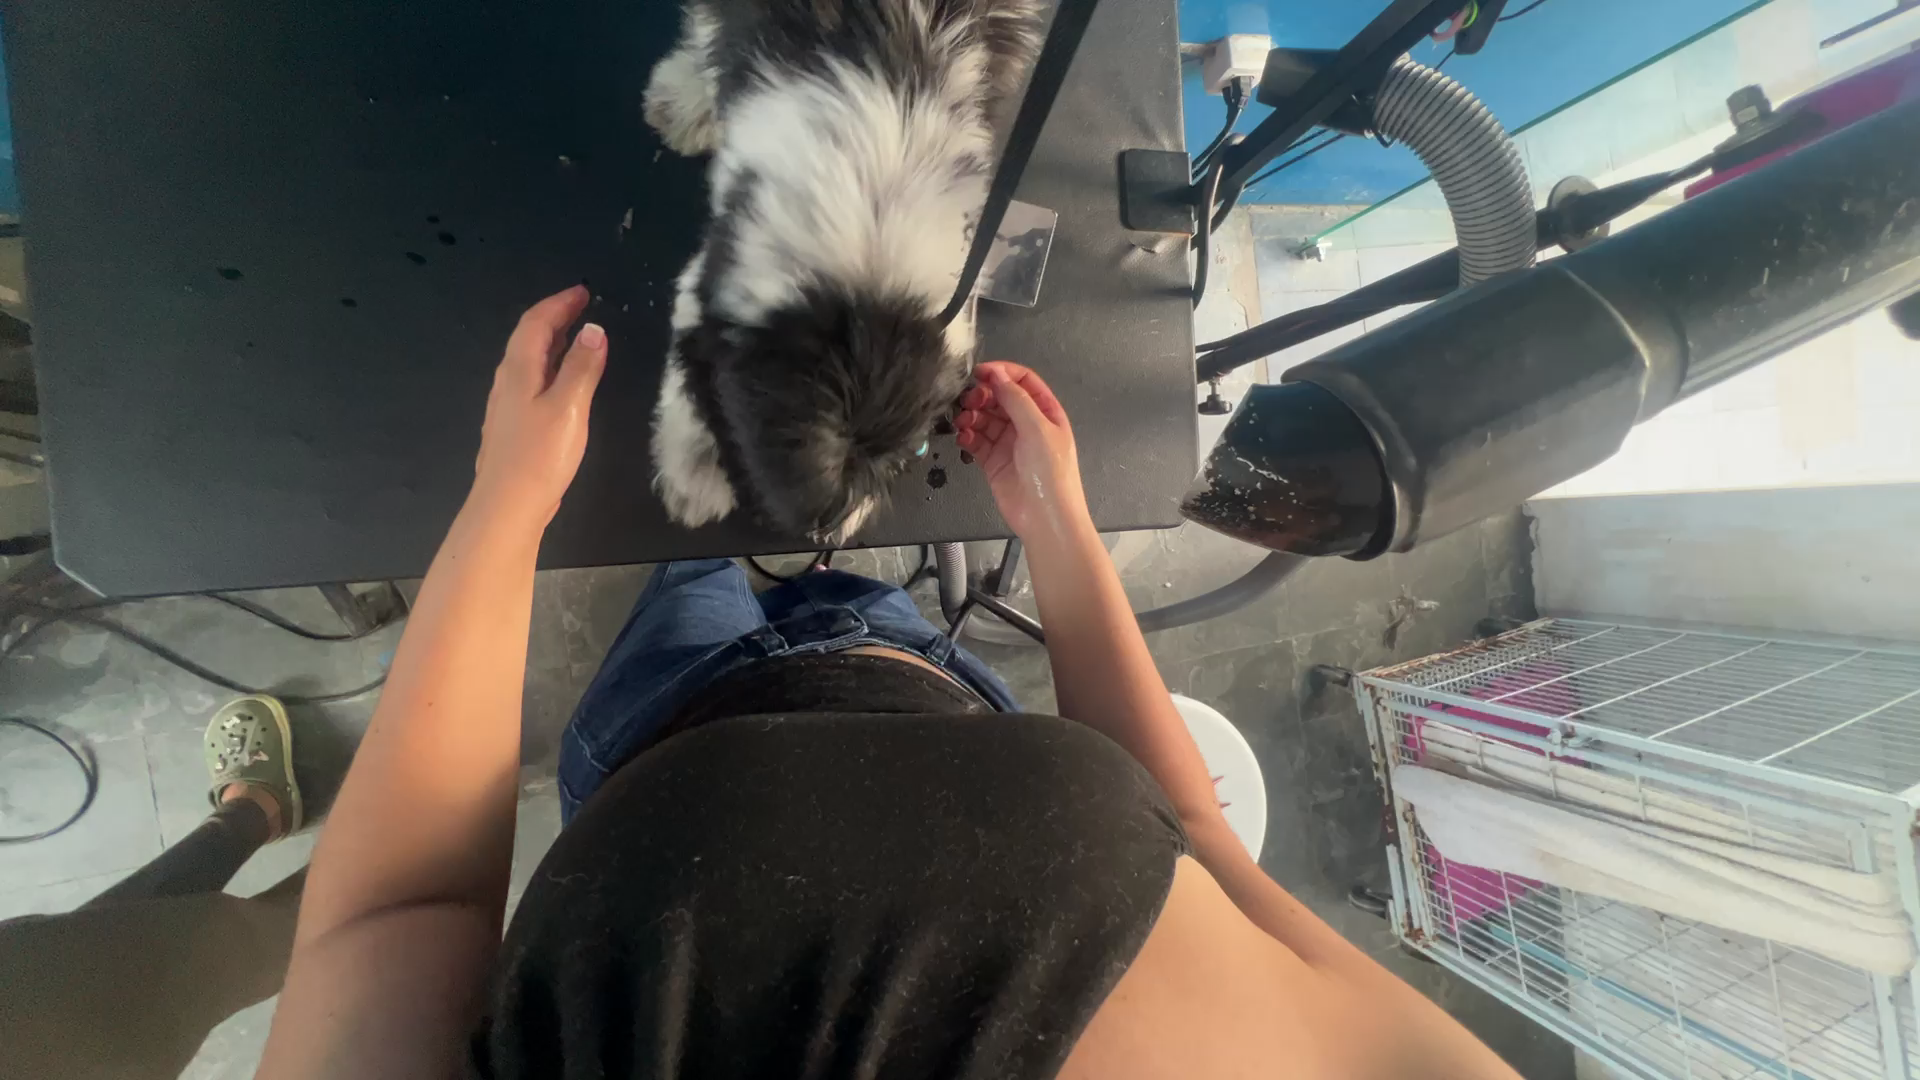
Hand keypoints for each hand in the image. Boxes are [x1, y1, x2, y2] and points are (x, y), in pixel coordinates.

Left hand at [470, 286, 607, 531]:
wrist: (510, 503)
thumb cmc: (540, 454)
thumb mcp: (569, 407)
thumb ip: (582, 368)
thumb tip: (594, 330)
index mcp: (520, 371)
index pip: (536, 324)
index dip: (559, 304)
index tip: (583, 292)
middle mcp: (509, 381)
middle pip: (530, 339)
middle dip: (556, 319)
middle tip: (583, 308)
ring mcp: (509, 404)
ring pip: (531, 360)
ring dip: (554, 343)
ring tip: (579, 337)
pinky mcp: (516, 424)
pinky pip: (534, 380)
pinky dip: (552, 367)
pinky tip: (565, 380)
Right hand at [953, 361, 1091, 543]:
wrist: (1045, 518)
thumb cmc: (1051, 474)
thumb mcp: (1037, 429)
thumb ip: (1016, 400)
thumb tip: (997, 375)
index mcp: (1045, 413)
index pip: (1023, 382)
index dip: (1002, 373)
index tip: (980, 373)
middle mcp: (1027, 425)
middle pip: (1000, 398)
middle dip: (983, 395)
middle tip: (968, 400)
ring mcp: (1009, 443)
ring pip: (985, 419)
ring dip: (971, 415)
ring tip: (962, 421)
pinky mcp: (993, 461)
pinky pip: (976, 441)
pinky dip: (967, 436)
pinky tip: (963, 437)